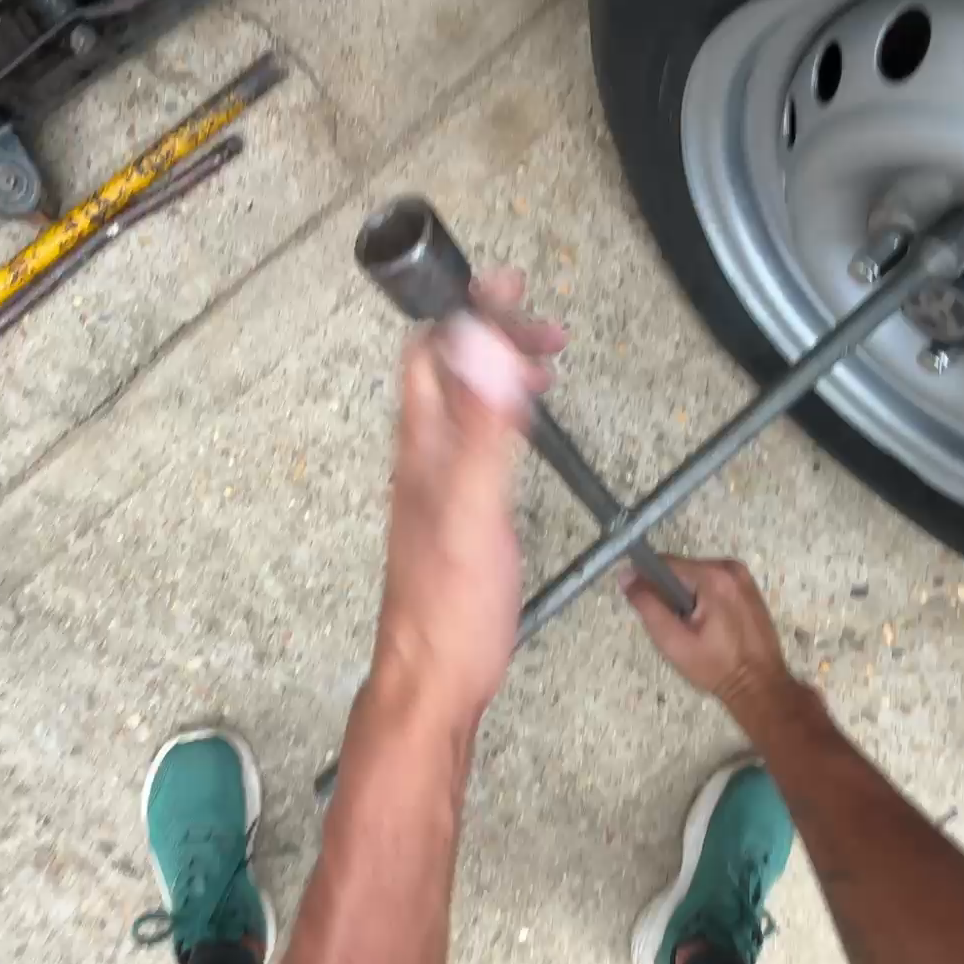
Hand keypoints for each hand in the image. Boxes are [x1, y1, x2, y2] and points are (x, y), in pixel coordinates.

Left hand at [370, 270, 566, 729]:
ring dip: (496, 368)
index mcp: (422, 448)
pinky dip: (500, 411)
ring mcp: (436, 483)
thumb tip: (480, 346)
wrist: (432, 677)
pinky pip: (473, 438)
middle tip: (541, 327)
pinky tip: (518, 423)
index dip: (465, 310)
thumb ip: (480, 429)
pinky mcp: (456, 510)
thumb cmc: (448, 609)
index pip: (431, 353)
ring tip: (539, 359)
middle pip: (445, 370)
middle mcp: (422, 458)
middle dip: (491, 332)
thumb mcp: (470, 512)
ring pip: (460, 402)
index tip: (508, 286)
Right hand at [623, 557, 808, 721]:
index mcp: (713, 576)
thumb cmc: (714, 665)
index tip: (648, 607)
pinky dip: (703, 599)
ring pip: (694, 577)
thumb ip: (647, 603)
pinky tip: (709, 626)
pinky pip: (711, 584)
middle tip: (675, 627)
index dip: (648, 583)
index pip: (664, 563)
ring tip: (693, 629)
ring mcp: (742, 576)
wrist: (759, 686)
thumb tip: (625, 575)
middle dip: (670, 594)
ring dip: (686, 598)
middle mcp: (730, 568)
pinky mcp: (748, 587)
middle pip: (680, 570)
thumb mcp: (672, 639)